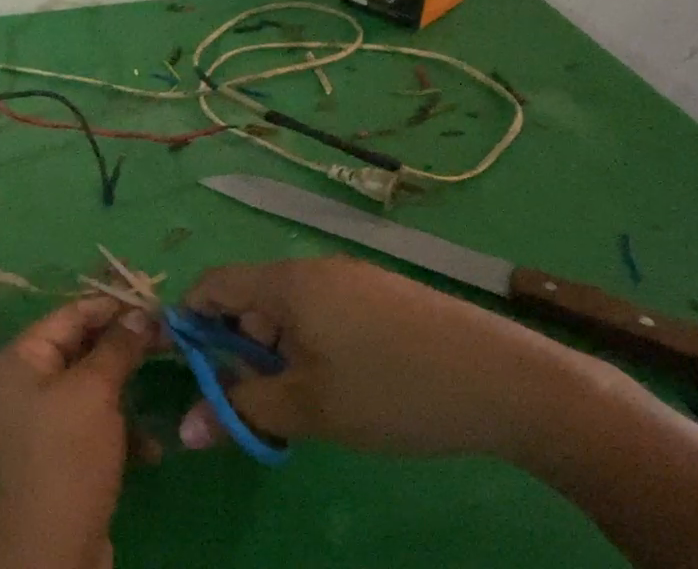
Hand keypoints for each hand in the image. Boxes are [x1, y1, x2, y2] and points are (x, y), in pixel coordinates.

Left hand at [0, 297, 154, 568]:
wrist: (50, 547)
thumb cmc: (67, 455)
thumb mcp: (94, 392)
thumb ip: (118, 347)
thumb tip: (140, 313)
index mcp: (19, 358)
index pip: (69, 314)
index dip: (112, 306)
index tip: (156, 303)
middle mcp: (25, 382)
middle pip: (80, 348)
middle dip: (125, 346)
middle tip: (171, 338)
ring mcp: (42, 420)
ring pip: (93, 388)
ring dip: (128, 389)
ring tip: (168, 380)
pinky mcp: (62, 454)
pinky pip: (95, 425)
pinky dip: (122, 429)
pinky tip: (152, 444)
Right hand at [178, 256, 608, 461]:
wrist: (512, 383)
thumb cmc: (393, 391)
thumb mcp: (309, 409)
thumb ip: (241, 411)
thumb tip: (184, 430)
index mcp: (287, 283)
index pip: (213, 283)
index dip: (191, 321)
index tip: (191, 369)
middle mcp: (315, 268)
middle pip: (252, 298)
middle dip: (240, 347)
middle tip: (258, 399)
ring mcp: (356, 278)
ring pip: (291, 309)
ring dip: (279, 351)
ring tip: (305, 400)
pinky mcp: (386, 295)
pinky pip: (326, 311)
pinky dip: (314, 344)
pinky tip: (344, 385)